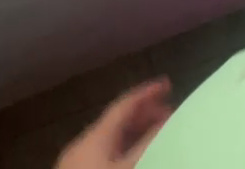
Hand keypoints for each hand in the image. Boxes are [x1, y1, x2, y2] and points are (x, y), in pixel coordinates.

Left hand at [54, 79, 173, 168]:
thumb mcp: (129, 167)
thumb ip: (148, 144)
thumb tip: (167, 123)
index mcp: (94, 137)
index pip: (124, 104)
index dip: (147, 93)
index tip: (168, 84)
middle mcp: (82, 145)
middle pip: (116, 121)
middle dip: (144, 114)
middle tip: (169, 114)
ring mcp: (75, 164)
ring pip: (109, 139)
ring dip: (134, 133)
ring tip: (157, 135)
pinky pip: (103, 154)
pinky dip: (122, 149)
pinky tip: (134, 157)